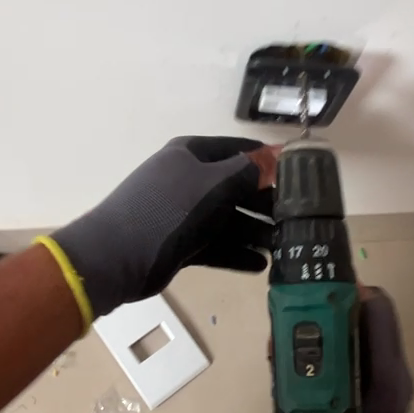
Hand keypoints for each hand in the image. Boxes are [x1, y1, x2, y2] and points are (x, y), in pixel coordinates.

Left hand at [48, 136, 276, 318]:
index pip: (236, 149)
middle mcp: (186, 180)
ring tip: (282, 245)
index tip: (297, 172)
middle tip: (295, 216)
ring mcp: (180, 213)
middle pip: (233, 187)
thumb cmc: (168, 210)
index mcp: (189, 155)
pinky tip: (260, 263)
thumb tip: (275, 156)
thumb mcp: (214, 184)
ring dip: (253, 230)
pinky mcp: (178, 244)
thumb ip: (247, 171)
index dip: (265, 159)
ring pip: (225, 219)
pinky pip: (213, 245)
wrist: (116, 256)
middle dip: (263, 202)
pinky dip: (235, 252)